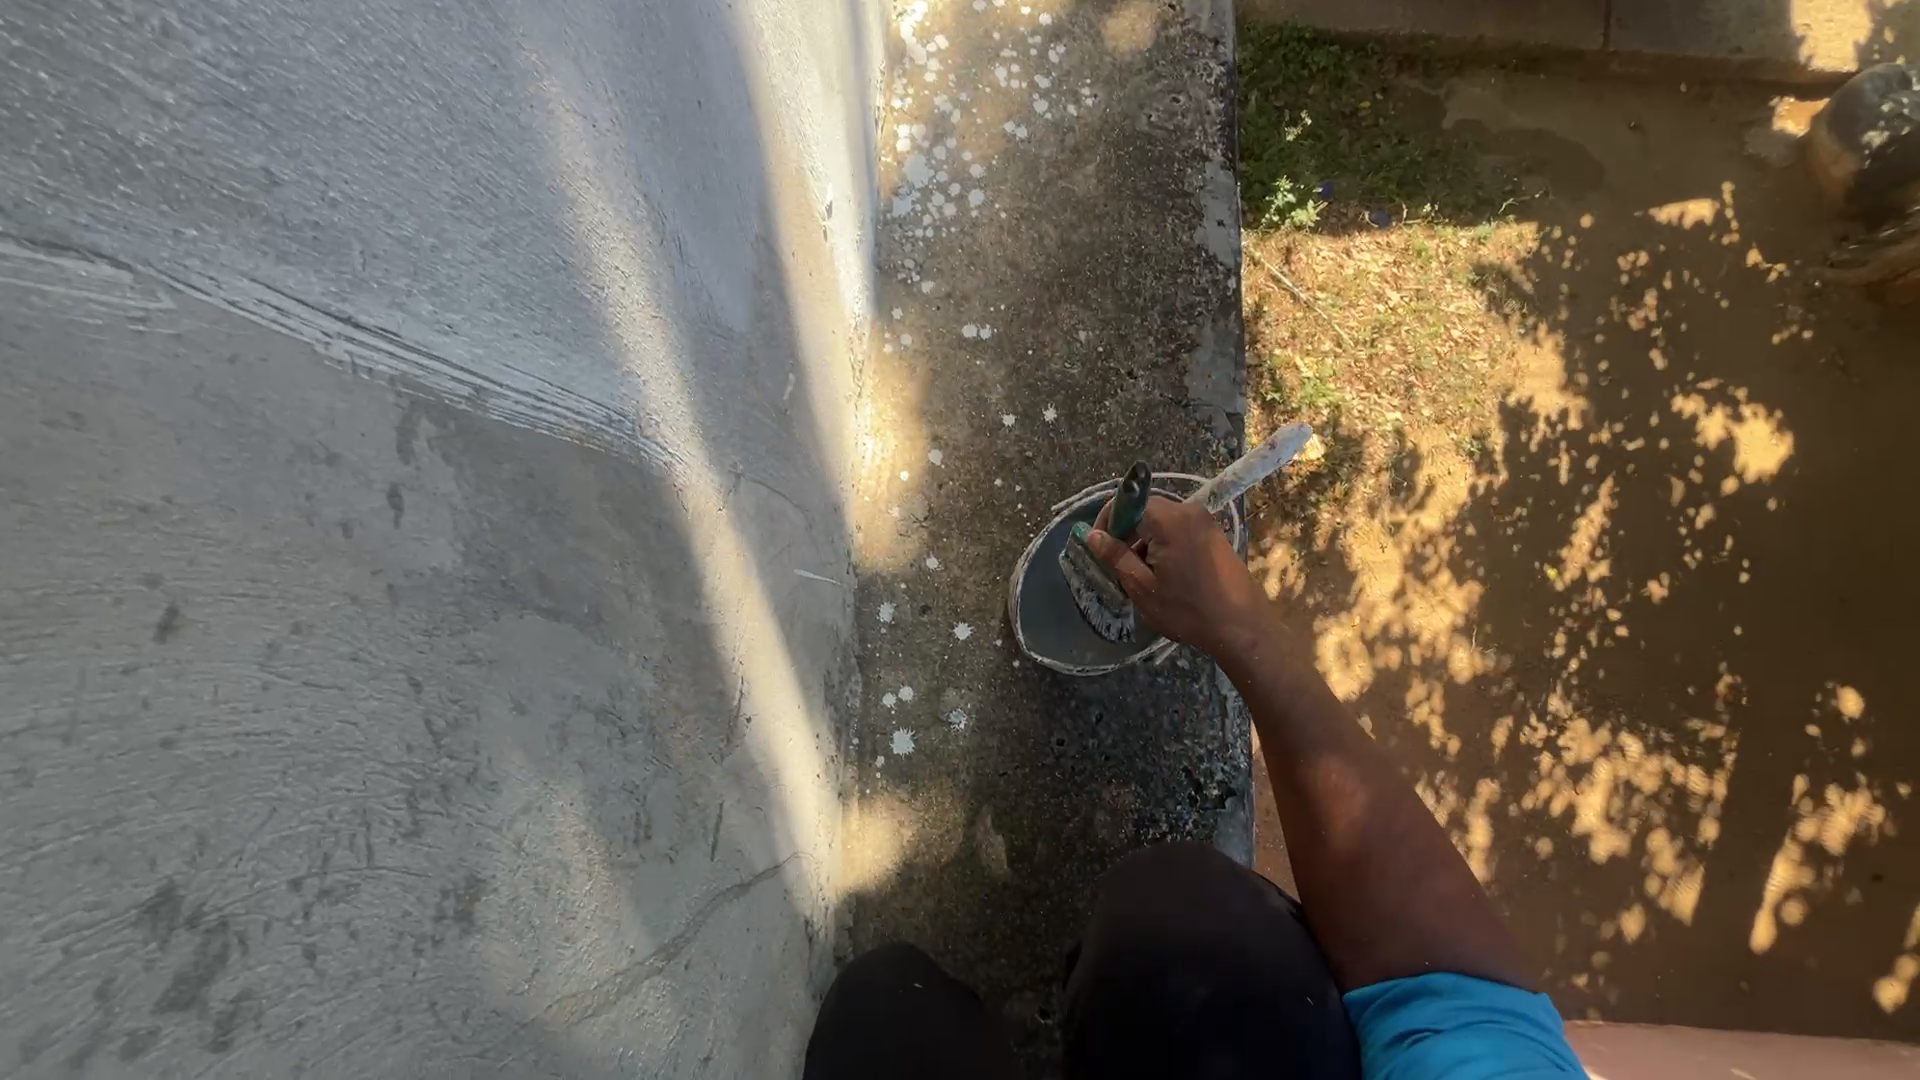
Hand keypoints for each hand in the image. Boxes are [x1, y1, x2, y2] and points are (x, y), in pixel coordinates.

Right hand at [1085, 495, 1272, 660]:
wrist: (1241, 627)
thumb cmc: (1187, 610)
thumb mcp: (1142, 587)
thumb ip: (1116, 556)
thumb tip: (1092, 535)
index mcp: (1169, 520)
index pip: (1127, 502)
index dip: (1108, 521)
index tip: (1101, 548)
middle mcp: (1188, 511)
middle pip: (1145, 510)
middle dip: (1127, 533)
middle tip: (1121, 566)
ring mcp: (1205, 522)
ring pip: (1161, 521)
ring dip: (1145, 541)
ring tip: (1144, 576)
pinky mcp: (1215, 535)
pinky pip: (1179, 529)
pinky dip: (1164, 544)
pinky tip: (1166, 574)